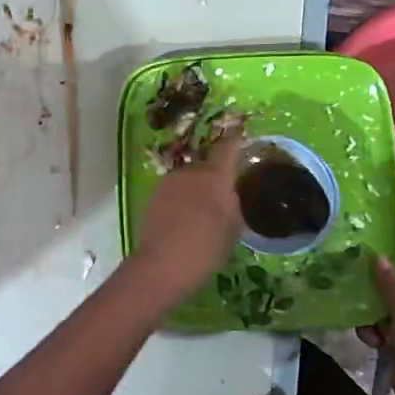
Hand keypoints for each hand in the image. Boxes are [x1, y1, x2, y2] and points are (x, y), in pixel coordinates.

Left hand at [132, 130, 245, 294]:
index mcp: (214, 175)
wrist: (163, 263)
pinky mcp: (153, 196)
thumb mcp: (233, 225)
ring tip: (204, 207)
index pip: (227, 147)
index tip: (241, 131)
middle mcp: (189, 172)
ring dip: (196, 186)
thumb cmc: (207, 246)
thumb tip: (227, 191)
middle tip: (224, 189)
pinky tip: (185, 216)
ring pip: (188, 177)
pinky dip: (182, 197)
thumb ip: (232, 200)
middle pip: (206, 164)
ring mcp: (167, 183)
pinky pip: (174, 190)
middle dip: (215, 172)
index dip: (235, 138)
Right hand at [360, 257, 394, 394]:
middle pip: (388, 287)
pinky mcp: (393, 343)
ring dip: (367, 314)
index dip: (389, 258)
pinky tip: (370, 342)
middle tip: (346, 279)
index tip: (360, 248)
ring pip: (376, 308)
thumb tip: (379, 256)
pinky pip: (374, 328)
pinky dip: (369, 332)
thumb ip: (391, 286)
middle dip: (370, 286)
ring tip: (364, 323)